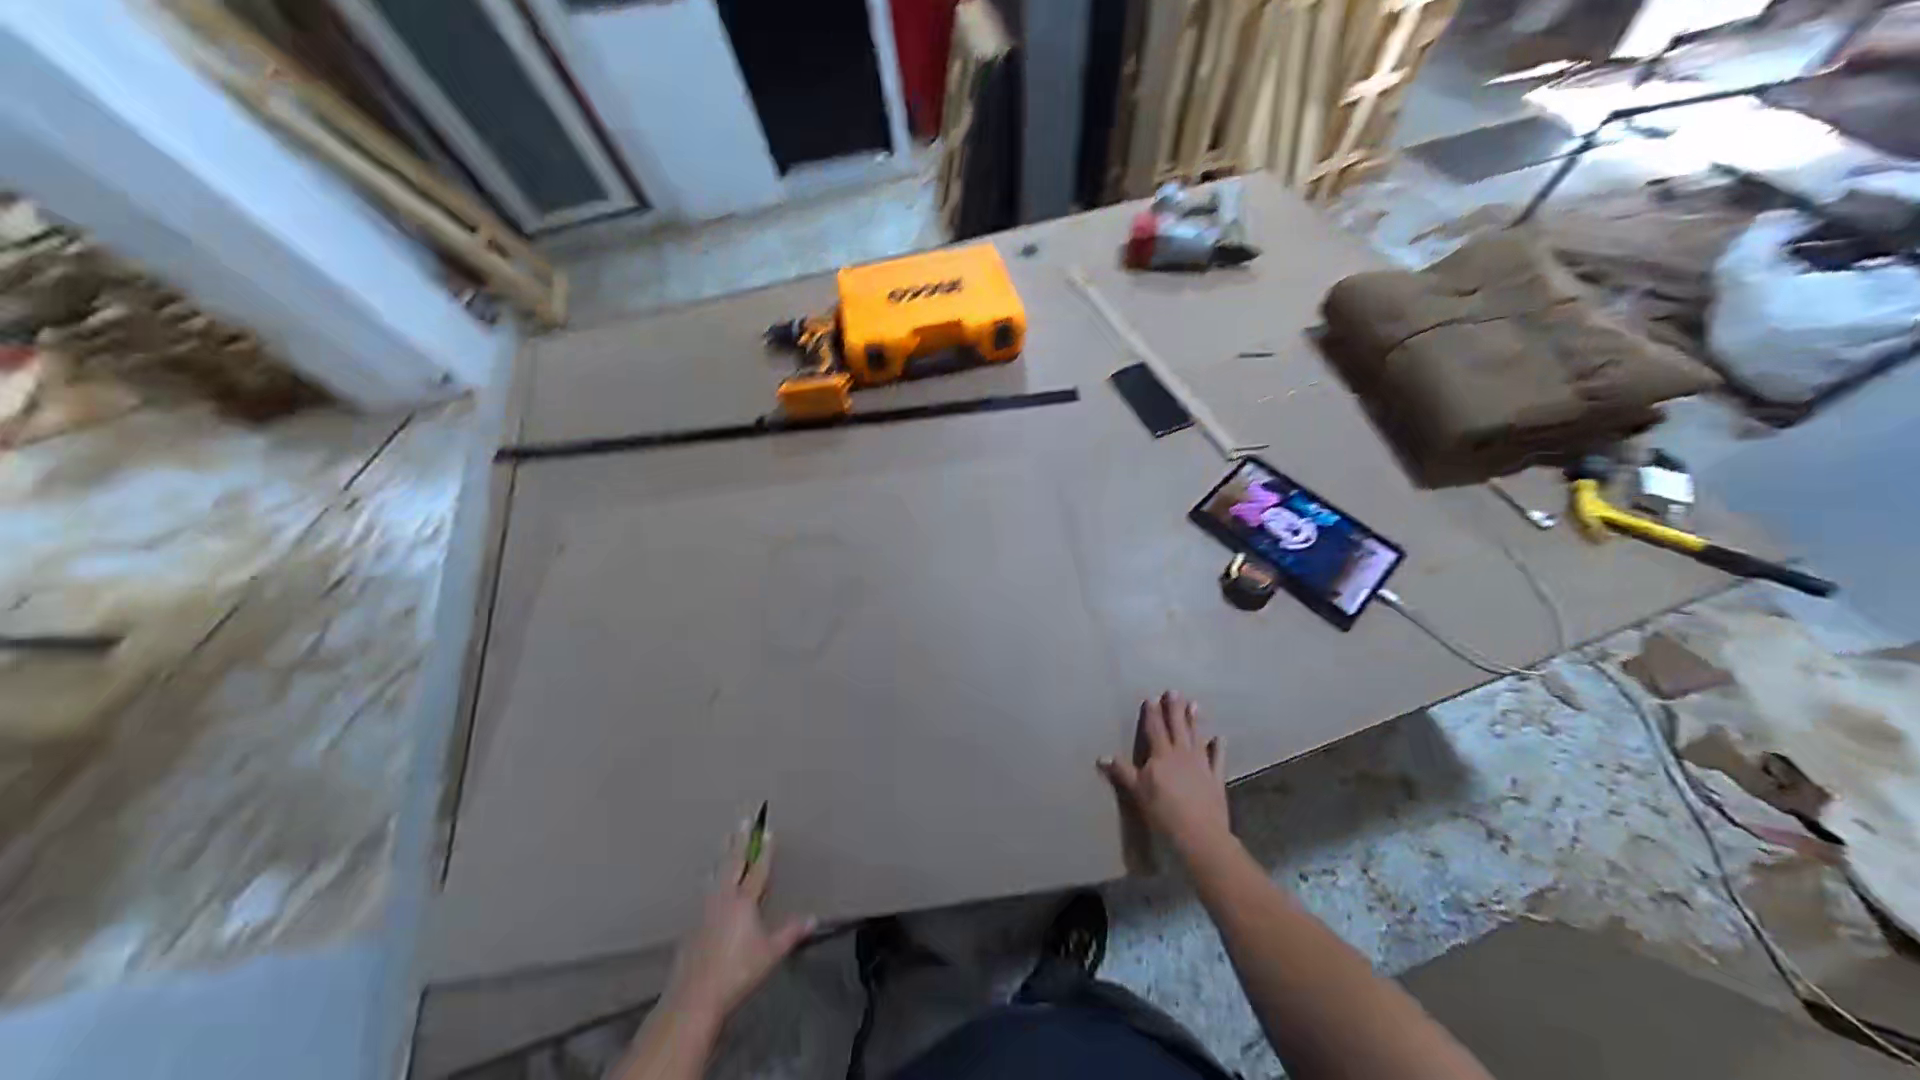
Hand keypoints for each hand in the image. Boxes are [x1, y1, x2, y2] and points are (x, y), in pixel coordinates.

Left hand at [662, 821, 815, 1024]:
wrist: (694, 996)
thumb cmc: (738, 972)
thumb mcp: (771, 953)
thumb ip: (791, 933)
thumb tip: (813, 918)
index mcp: (744, 901)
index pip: (757, 869)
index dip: (764, 850)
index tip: (767, 830)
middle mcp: (723, 898)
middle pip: (732, 863)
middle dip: (739, 841)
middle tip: (742, 820)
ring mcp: (705, 909)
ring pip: (716, 874)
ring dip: (723, 855)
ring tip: (724, 840)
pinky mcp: (693, 923)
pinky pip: (707, 890)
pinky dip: (713, 877)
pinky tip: (710, 881)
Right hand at [1099, 691, 1230, 863]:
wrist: (1198, 833)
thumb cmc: (1163, 812)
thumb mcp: (1138, 791)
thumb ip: (1123, 771)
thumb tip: (1102, 756)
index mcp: (1161, 756)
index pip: (1155, 730)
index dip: (1152, 714)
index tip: (1152, 698)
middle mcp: (1181, 754)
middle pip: (1177, 727)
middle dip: (1174, 709)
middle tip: (1174, 692)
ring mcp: (1201, 765)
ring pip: (1196, 737)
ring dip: (1195, 721)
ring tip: (1194, 704)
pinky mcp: (1215, 778)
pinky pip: (1217, 759)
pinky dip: (1219, 748)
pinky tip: (1220, 738)